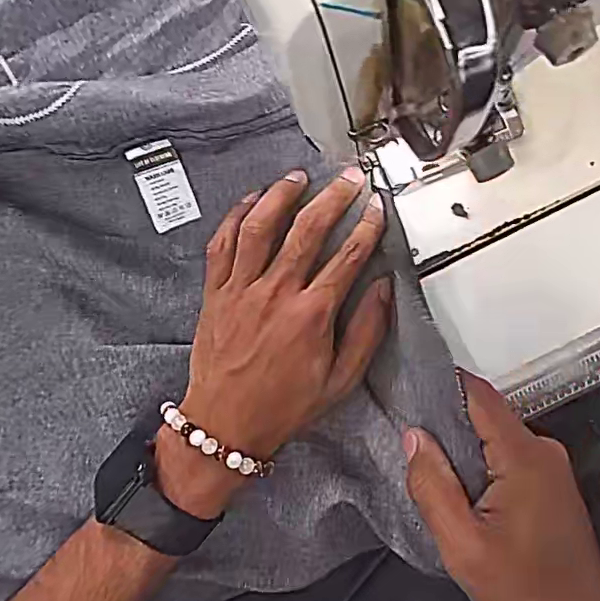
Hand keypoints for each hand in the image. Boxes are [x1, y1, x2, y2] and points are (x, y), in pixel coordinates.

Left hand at [158, 166, 391, 518]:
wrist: (226, 423)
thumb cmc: (282, 406)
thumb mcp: (340, 380)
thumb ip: (367, 331)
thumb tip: (384, 290)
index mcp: (311, 315)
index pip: (348, 257)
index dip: (367, 227)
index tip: (376, 208)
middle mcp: (276, 294)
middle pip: (308, 230)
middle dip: (334, 197)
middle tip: (349, 179)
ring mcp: (241, 289)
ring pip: (261, 227)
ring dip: (281, 195)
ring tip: (299, 177)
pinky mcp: (215, 293)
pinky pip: (222, 244)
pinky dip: (236, 217)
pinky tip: (251, 201)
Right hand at [404, 374, 599, 600]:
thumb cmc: (523, 596)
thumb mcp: (463, 547)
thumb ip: (433, 486)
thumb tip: (413, 433)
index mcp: (525, 456)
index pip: (479, 395)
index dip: (441, 384)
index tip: (403, 387)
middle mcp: (544, 450)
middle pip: (486, 414)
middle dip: (445, 419)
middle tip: (404, 435)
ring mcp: (553, 468)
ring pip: (495, 437)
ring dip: (462, 445)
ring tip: (424, 462)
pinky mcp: (553, 487)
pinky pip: (508, 457)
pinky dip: (480, 463)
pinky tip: (457, 485)